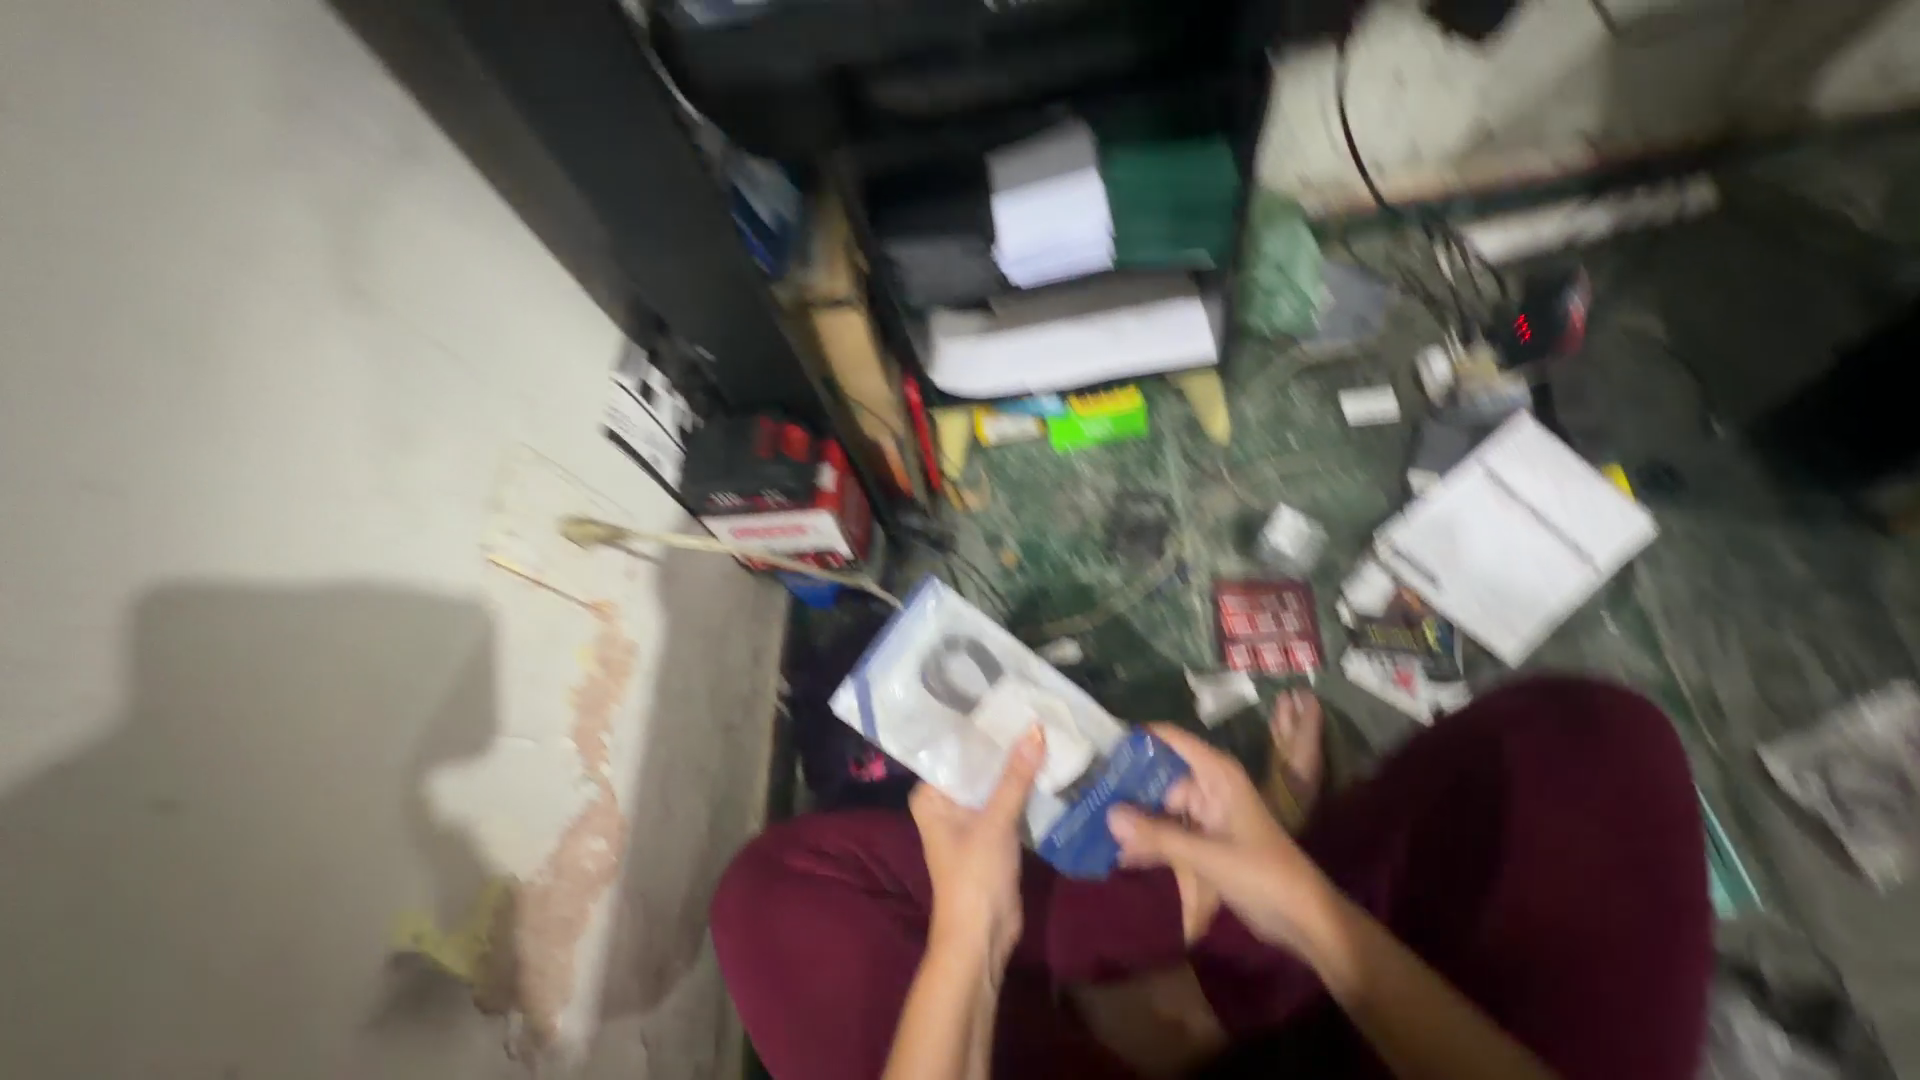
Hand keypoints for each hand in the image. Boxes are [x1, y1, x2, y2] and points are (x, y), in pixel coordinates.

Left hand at [910, 727, 1044, 969]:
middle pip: (977, 765)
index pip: (955, 749)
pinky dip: (1023, 788)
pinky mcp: (991, 834)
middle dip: (1004, 745)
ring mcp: (968, 818)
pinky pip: (1006, 801)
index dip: (980, 727)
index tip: (1007, 698)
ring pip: (994, 782)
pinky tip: (1047, 764)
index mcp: (930, 794)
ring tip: (1046, 729)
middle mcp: (945, 801)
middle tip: (1034, 708)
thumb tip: (1036, 728)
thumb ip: (1016, 776)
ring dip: (1017, 766)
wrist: (982, 936)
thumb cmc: (975, 875)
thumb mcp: (996, 821)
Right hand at [1108, 724, 1333, 954]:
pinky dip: (1149, 844)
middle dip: (1127, 789)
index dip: (1139, 739)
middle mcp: (1210, 788)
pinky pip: (1169, 835)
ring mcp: (1207, 818)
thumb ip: (1157, 835)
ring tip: (1093, 829)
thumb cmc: (1263, 874)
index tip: (1100, 747)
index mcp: (1217, 775)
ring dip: (1134, 822)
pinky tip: (1119, 857)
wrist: (1304, 920)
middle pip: (1160, 778)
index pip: (1172, 740)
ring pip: (1161, 810)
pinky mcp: (1205, 844)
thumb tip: (1109, 813)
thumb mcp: (1207, 854)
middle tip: (1085, 797)